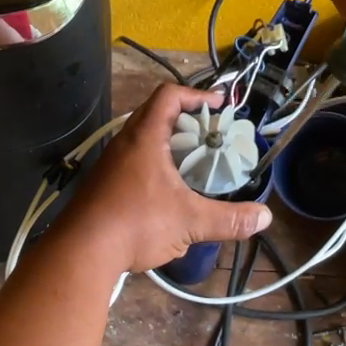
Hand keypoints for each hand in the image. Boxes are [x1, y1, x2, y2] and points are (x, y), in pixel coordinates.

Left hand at [56, 83, 271, 272]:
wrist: (81, 251)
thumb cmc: (135, 223)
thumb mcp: (189, 221)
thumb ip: (228, 219)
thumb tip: (264, 218)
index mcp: (144, 137)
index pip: (168, 95)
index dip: (196, 94)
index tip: (218, 105)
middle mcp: (124, 142)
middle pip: (155, 113)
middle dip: (185, 119)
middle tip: (210, 135)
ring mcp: (110, 163)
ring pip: (142, 139)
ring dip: (168, 143)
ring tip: (193, 163)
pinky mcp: (103, 184)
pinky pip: (133, 161)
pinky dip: (154, 164)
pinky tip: (167, 191)